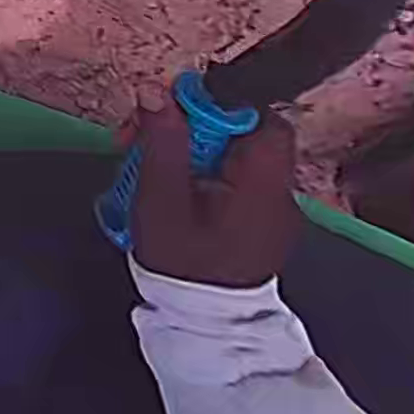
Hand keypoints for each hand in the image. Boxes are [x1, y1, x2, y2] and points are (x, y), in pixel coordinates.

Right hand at [130, 86, 301, 287]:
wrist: (202, 324)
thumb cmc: (182, 258)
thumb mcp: (162, 196)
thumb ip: (163, 140)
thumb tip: (154, 88)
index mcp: (263, 184)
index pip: (263, 119)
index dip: (220, 101)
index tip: (173, 105)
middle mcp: (277, 192)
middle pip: (238, 131)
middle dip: (183, 121)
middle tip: (137, 132)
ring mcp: (267, 206)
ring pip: (227, 150)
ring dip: (181, 141)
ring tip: (138, 154)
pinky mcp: (252, 215)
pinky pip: (225, 171)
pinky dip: (192, 163)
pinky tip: (161, 176)